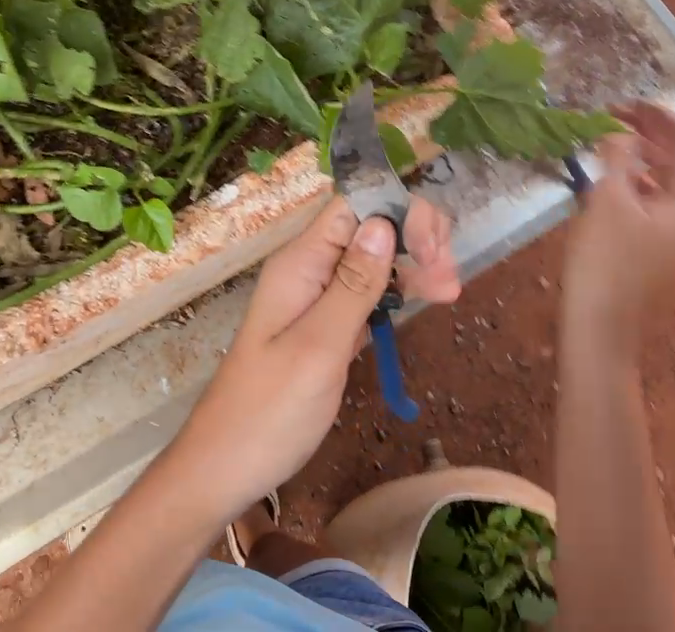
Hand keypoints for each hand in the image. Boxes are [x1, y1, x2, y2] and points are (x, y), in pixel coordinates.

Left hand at [170, 197, 456, 518]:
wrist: (225, 466)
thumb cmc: (269, 411)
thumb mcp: (318, 347)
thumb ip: (352, 285)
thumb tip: (384, 223)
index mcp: (300, 263)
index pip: (353, 207)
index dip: (398, 212)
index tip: (433, 251)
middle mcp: (308, 269)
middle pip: (368, 227)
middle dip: (414, 238)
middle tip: (448, 281)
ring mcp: (316, 298)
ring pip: (372, 259)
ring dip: (412, 266)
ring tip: (449, 292)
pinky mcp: (326, 326)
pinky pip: (366, 293)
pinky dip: (397, 294)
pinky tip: (426, 302)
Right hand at [566, 102, 674, 351]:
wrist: (601, 320)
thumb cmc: (606, 258)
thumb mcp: (609, 198)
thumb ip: (619, 155)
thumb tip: (619, 130)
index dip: (664, 117)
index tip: (628, 102)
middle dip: (654, 133)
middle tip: (614, 114)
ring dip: (648, 153)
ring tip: (611, 136)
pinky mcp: (674, 242)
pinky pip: (666, 198)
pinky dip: (645, 178)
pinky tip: (617, 170)